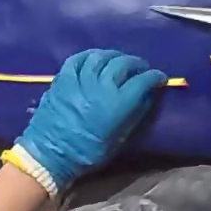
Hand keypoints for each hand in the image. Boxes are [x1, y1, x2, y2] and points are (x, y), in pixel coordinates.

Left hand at [13, 49, 168, 192]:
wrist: (50, 154)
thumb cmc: (87, 153)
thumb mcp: (118, 140)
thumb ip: (134, 116)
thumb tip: (147, 97)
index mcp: (117, 104)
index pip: (142, 81)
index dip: (154, 77)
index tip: (159, 77)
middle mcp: (101, 86)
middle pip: (122, 64)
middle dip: (136, 63)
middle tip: (140, 68)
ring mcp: (79, 80)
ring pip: (100, 57)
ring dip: (113, 56)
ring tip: (118, 60)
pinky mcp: (62, 79)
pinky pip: (77, 59)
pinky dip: (88, 56)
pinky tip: (94, 58)